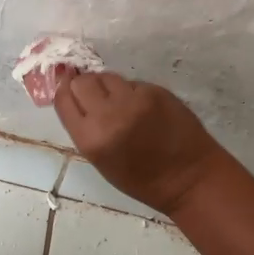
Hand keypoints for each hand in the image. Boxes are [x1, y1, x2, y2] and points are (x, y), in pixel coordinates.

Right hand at [55, 73, 228, 214]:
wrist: (189, 178)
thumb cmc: (140, 178)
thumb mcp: (100, 159)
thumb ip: (84, 127)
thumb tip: (74, 96)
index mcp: (91, 139)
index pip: (64, 99)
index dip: (64, 90)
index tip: (68, 88)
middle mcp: (109, 115)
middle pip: (82, 82)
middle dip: (85, 86)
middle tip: (96, 98)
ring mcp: (134, 100)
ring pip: (107, 77)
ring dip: (108, 87)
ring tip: (121, 103)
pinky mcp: (156, 91)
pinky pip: (132, 83)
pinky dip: (132, 92)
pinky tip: (143, 109)